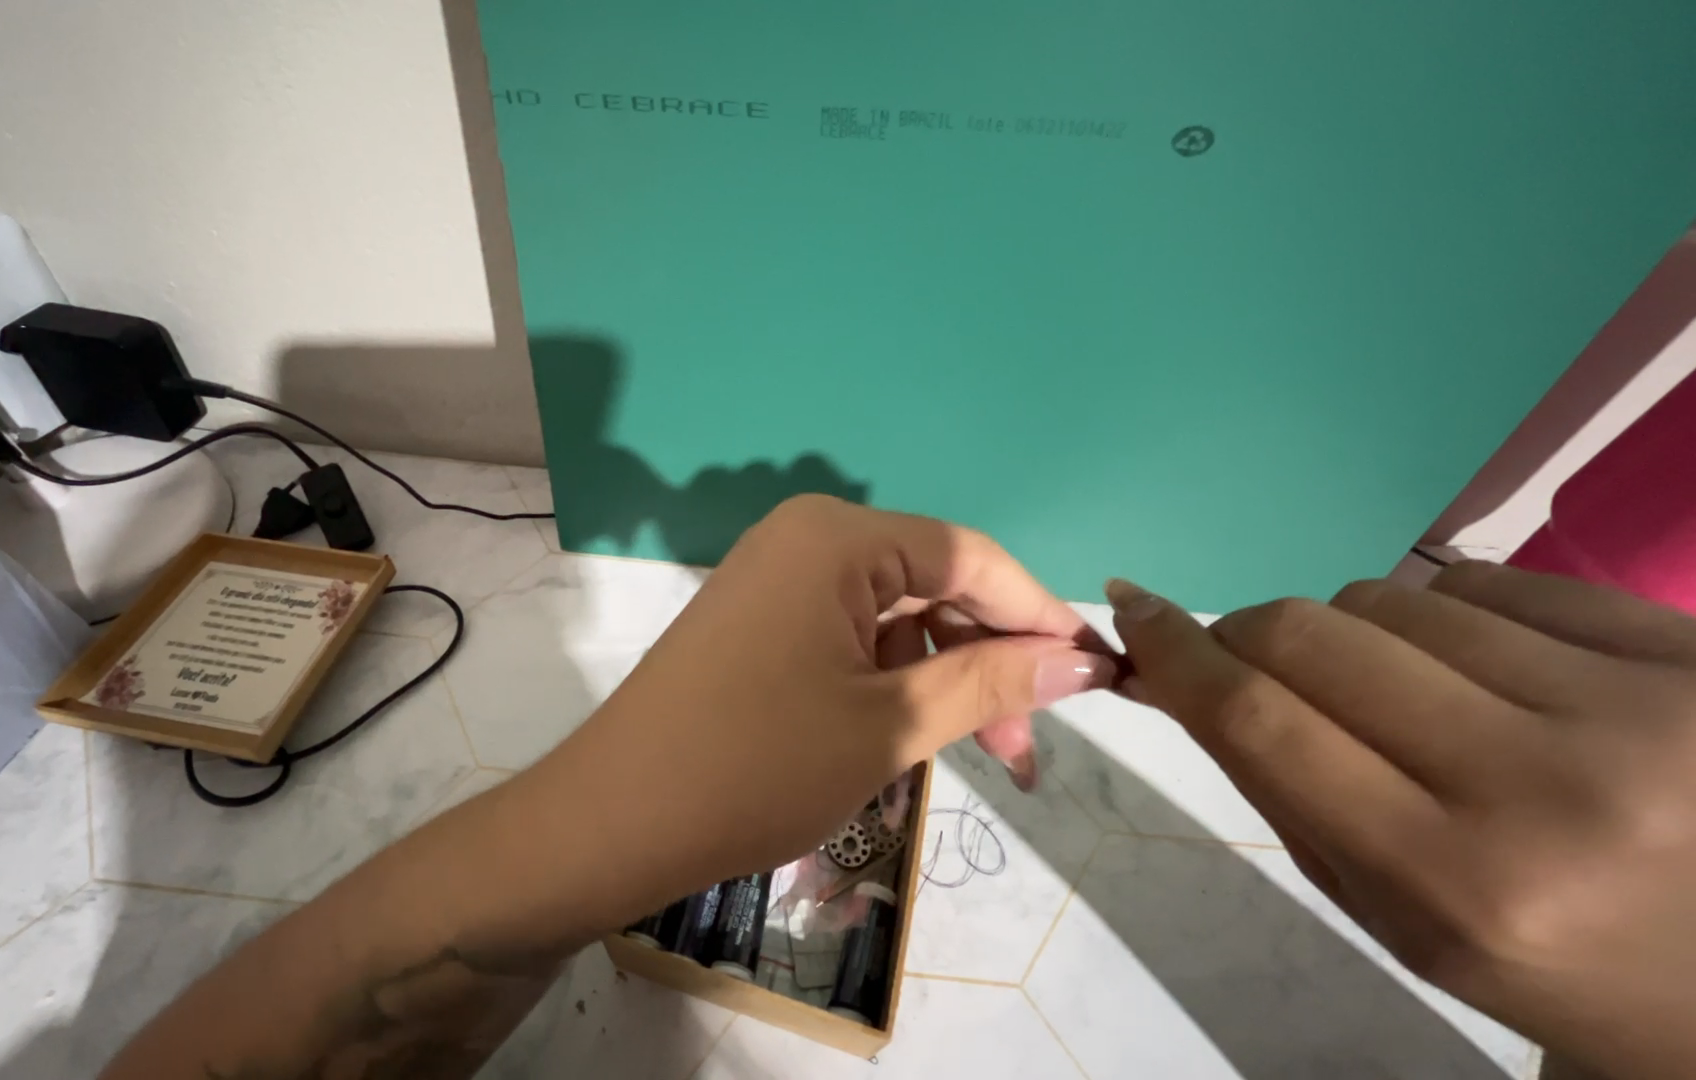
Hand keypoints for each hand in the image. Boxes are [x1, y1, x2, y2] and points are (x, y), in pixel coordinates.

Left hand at [529, 495, 1116, 904]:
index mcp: (836, 538)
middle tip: (1025, 749)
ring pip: (891, 617)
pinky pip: (848, 636)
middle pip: (929, 584)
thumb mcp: (891, 725)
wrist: (616, 818)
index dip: (1036, 613)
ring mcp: (776, 579)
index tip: (1096, 673)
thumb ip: (991, 680)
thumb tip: (1082, 658)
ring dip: (941, 678)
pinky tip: (911, 734)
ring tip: (980, 755)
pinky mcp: (759, 621)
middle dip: (986, 659)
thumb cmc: (758, 765)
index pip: (968, 554)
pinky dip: (890, 681)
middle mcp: (805, 539)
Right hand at [1106, 563, 1695, 1079]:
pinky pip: (1486, 581)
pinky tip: (1487, 673)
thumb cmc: (1538, 955)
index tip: (1132, 609)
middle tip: (1250, 660)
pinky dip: (1444, 616)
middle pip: (1308, 636)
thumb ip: (1269, 777)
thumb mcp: (1381, 903)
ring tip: (1401, 691)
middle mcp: (1553, 789)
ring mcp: (1648, 710)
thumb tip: (1173, 667)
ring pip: (1388, 599)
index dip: (1176, 651)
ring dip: (1353, 634)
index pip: (1258, 718)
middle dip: (1249, 635)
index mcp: (1455, 883)